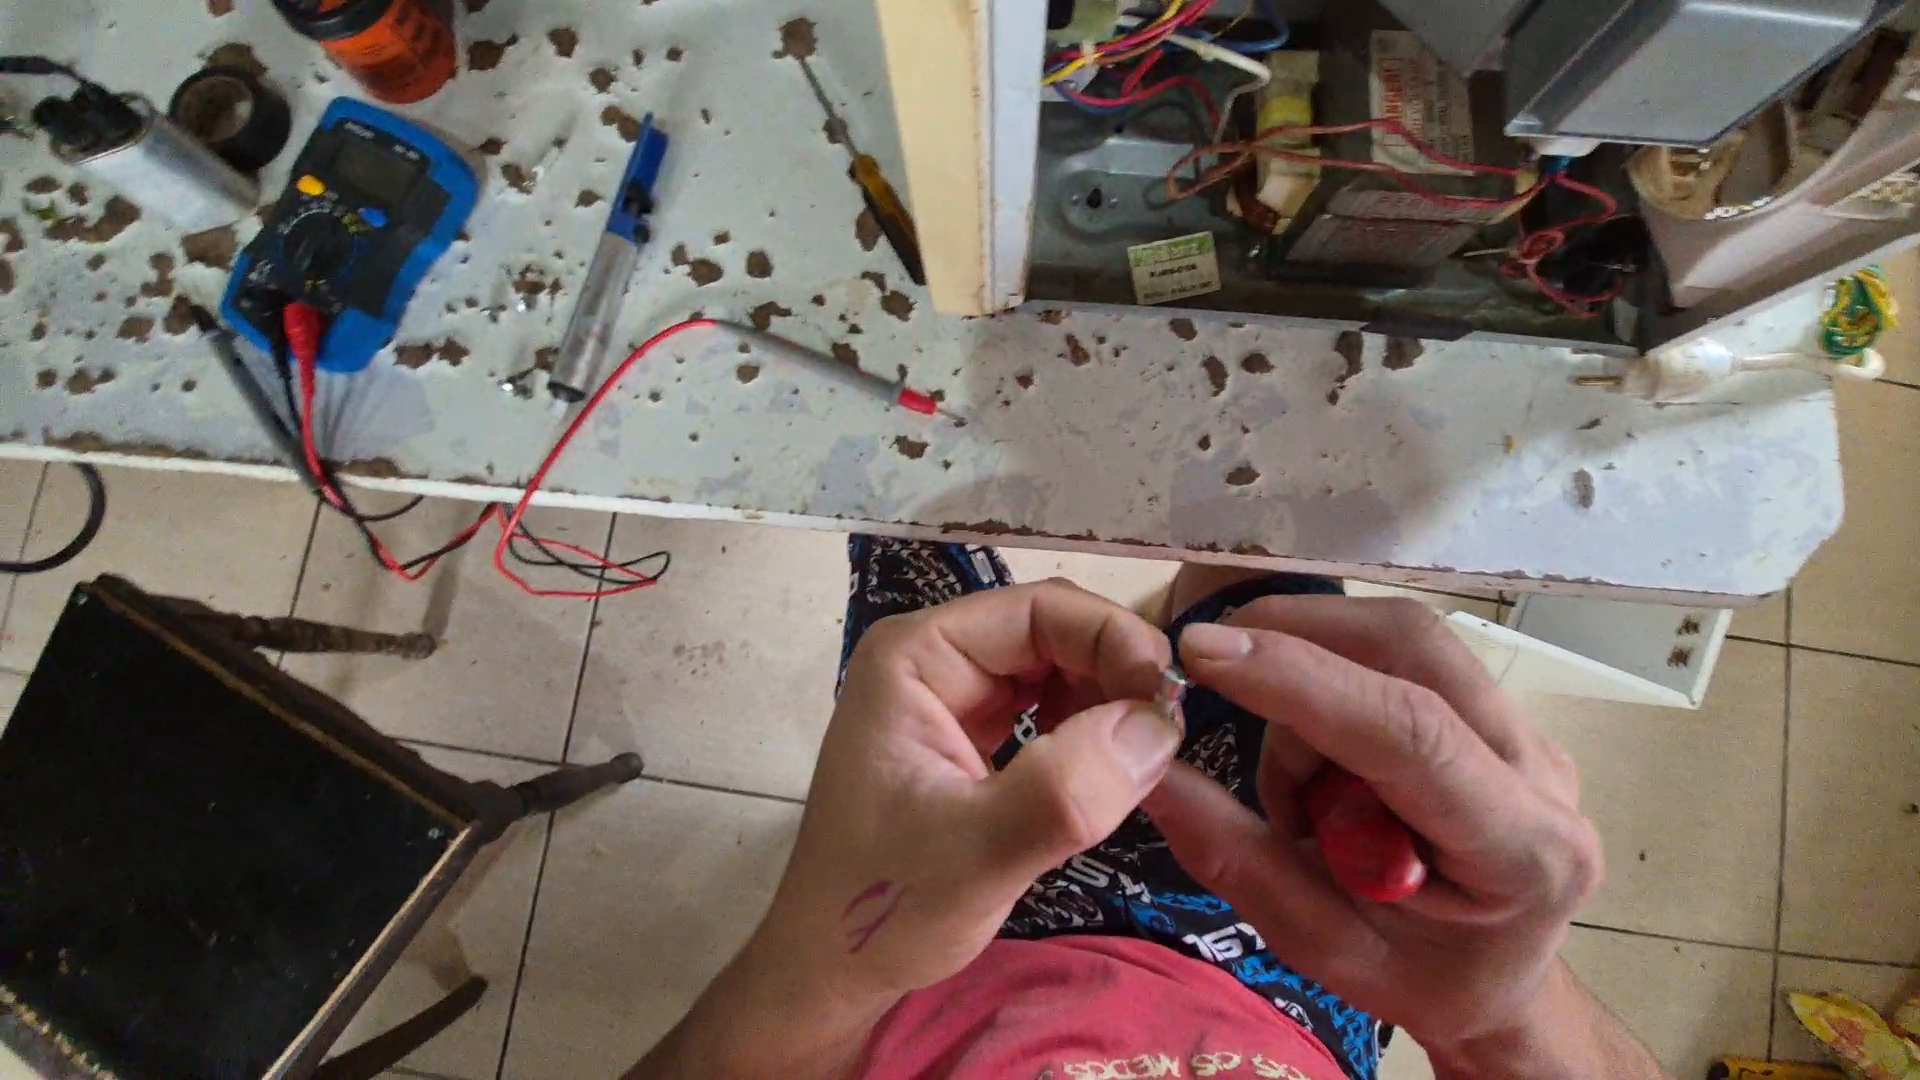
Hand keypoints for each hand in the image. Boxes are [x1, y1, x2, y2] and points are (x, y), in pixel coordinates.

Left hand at [751, 580, 1180, 1010]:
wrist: (831, 966)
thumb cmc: (884, 906)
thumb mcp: (976, 854)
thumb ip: (1065, 789)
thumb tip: (1158, 724)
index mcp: (917, 655)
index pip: (1035, 610)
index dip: (1111, 638)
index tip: (1170, 696)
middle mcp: (934, 657)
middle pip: (1049, 630)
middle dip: (1113, 670)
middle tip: (1165, 732)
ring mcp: (951, 692)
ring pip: (1054, 665)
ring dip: (1105, 700)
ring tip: (1139, 754)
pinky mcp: (969, 730)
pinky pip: (1044, 704)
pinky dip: (1085, 727)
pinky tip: (1104, 766)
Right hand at [1143, 596, 1602, 1053]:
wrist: (1501, 977)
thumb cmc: (1417, 974)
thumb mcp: (1318, 943)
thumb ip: (1235, 857)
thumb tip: (1151, 773)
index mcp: (1517, 849)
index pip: (1407, 730)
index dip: (1298, 677)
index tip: (1199, 651)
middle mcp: (1534, 766)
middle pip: (1407, 644)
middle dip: (1294, 632)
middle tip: (1209, 662)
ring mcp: (1516, 725)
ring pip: (1393, 637)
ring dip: (1304, 669)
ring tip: (1285, 775)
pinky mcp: (1485, 704)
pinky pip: (1389, 653)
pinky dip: (1321, 674)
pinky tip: (1311, 753)